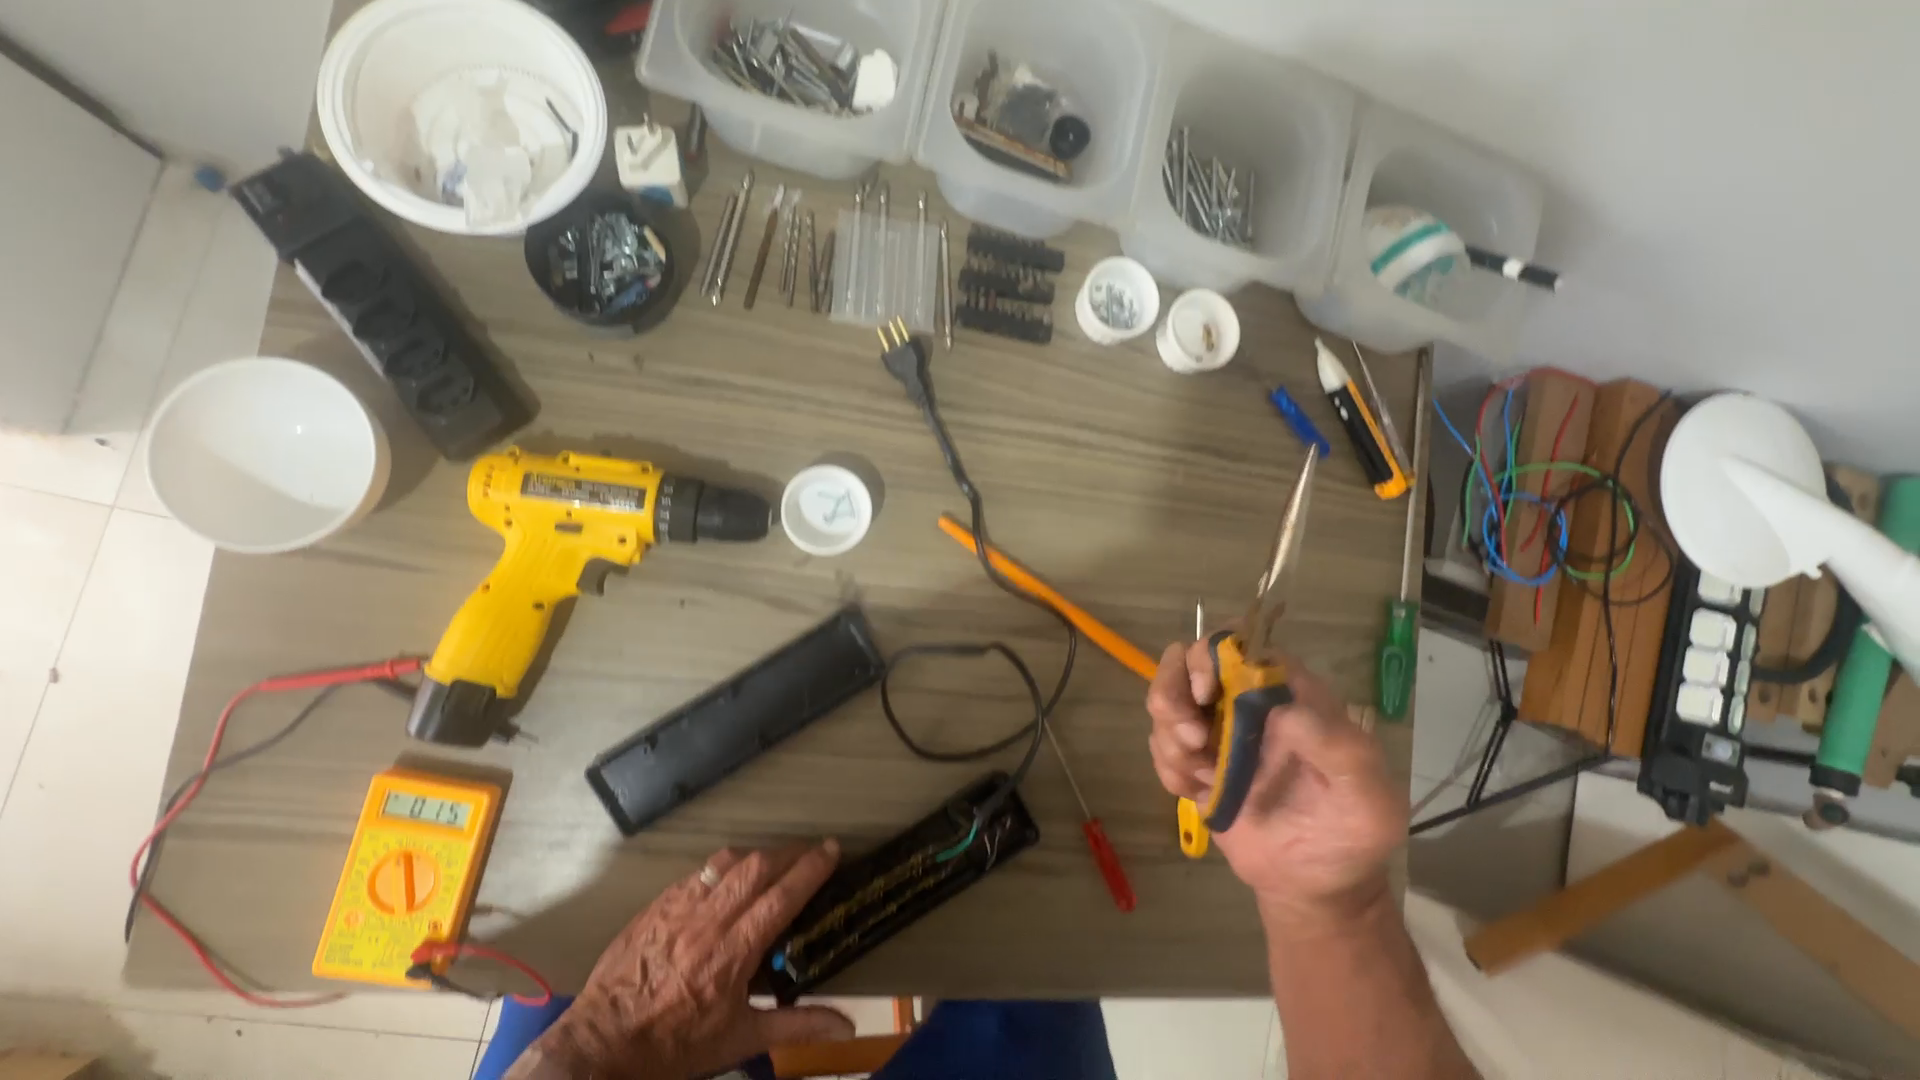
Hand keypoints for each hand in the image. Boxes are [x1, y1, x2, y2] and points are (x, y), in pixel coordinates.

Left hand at [523, 842, 853, 1079]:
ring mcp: (679, 908)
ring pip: (726, 861)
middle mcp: (709, 922)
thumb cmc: (676, 1046)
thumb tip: (847, 1026)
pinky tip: (731, 875)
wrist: (603, 1045)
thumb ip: (797, 1026)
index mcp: (733, 955)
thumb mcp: (741, 1040)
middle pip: (757, 867)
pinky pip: (698, 872)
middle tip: (812, 850)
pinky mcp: (657, 905)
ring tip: (776, 859)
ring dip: (758, 854)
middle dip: (791, 852)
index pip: (781, 898)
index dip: (811, 869)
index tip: (833, 850)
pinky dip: (724, 866)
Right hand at [1146, 642, 1407, 922]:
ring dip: (1170, 738)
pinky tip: (1198, 795)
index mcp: (1289, 694)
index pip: (1241, 643)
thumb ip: (1340, 750)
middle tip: (1194, 741)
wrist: (1312, 888)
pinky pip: (1159, 745)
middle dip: (1173, 694)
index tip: (1207, 695)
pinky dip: (1169, 768)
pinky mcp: (1196, 762)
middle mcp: (1248, 703)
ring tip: (1201, 777)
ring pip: (1166, 702)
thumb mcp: (1367, 798)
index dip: (1212, 656)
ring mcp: (1218, 731)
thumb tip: (1285, 712)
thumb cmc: (1349, 837)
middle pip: (1186, 662)